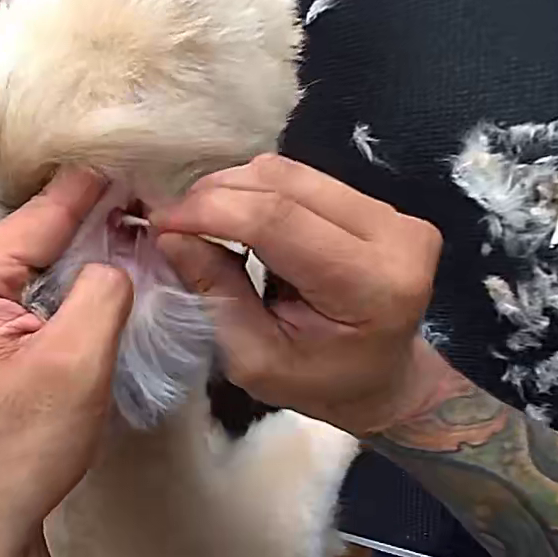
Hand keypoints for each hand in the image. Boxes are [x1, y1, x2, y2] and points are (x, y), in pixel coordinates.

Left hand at [0, 170, 133, 556]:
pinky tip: (106, 282)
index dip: (93, 189)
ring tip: (135, 235)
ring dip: (85, 254)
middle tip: (147, 204)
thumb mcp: (75, 366)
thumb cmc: (22, 450)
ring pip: (38, 265)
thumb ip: (103, 293)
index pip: (39, 216)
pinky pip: (34, 294)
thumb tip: (120, 256)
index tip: (137, 164)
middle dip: (92, 221)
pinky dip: (72, 285)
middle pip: (35, 235)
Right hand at [152, 153, 453, 434]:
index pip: (279, 220)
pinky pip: (308, 180)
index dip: (211, 211)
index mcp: (371, 287)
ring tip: (204, 222)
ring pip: (294, 172)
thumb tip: (170, 235)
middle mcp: (396, 238)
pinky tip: (240, 218)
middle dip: (216, 195)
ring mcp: (397, 215)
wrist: (385, 379)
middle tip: (175, 223)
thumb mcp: (257, 359)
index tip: (161, 223)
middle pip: (286, 184)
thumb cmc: (321, 384)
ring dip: (236, 189)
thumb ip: (217, 295)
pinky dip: (261, 192)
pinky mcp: (387, 207)